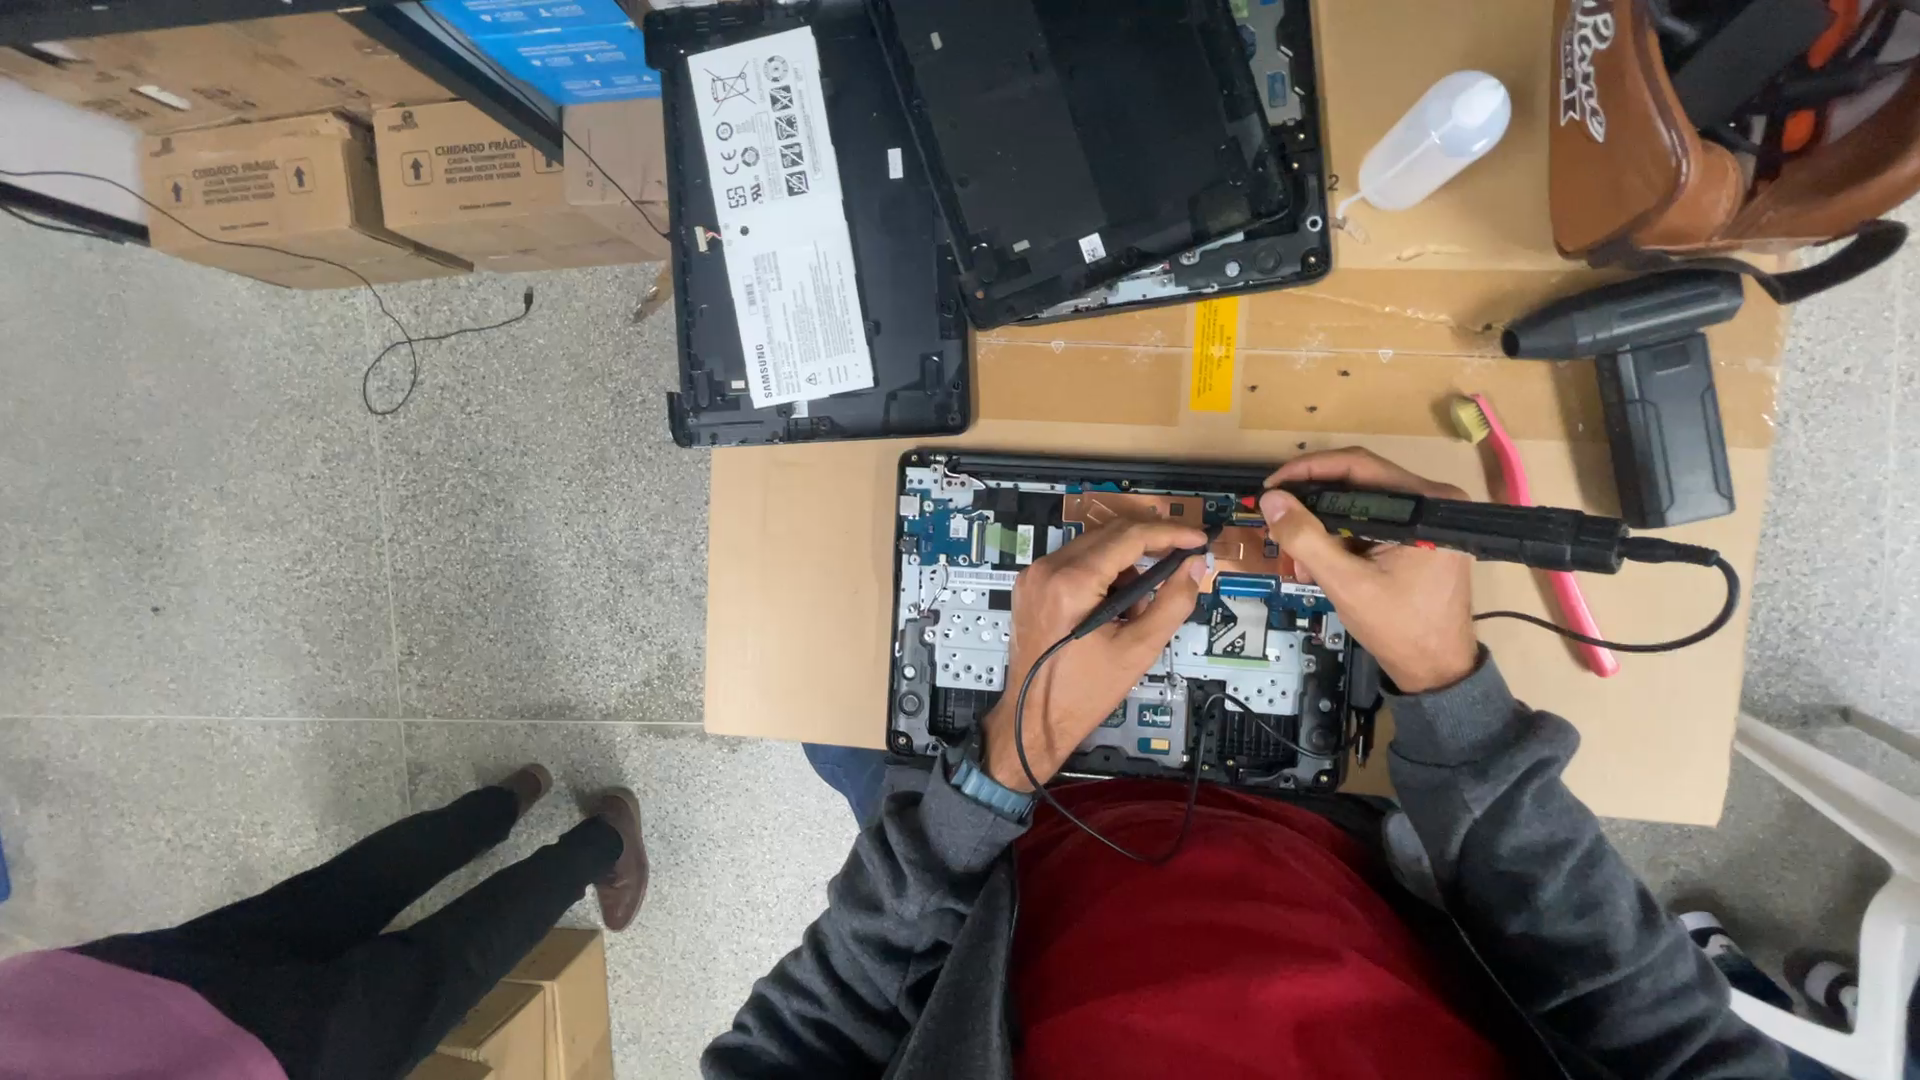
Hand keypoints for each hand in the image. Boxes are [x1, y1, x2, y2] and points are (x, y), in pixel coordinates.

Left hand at [980, 519, 1207, 790]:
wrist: (1032, 719)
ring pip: (1092, 546)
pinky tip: (1113, 607)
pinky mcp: (1029, 585)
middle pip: (1109, 534)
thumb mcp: (1138, 649)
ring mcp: (1033, 575)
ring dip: (1124, 563)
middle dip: (1149, 545)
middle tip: (1182, 562)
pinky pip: (1073, 562)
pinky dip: (1100, 573)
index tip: (1199, 538)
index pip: (1128, 537)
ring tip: (1139, 607)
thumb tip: (1194, 564)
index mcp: (1071, 582)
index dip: (1169, 532)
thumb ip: (1172, 602)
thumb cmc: (1085, 692)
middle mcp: (1047, 568)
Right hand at [1260, 448, 1478, 693]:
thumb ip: (1305, 538)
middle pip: (1355, 485)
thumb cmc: (1399, 627)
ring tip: (1300, 563)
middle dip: (1311, 509)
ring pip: (1355, 506)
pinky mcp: (1416, 536)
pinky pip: (1366, 524)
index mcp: (1427, 503)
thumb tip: (1271, 500)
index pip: (1358, 466)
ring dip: (1320, 530)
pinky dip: (1337, 541)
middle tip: (1277, 526)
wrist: (1436, 669)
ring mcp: (1425, 519)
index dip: (1307, 471)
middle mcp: (1432, 500)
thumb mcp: (1345, 582)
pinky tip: (1319, 567)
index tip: (1271, 488)